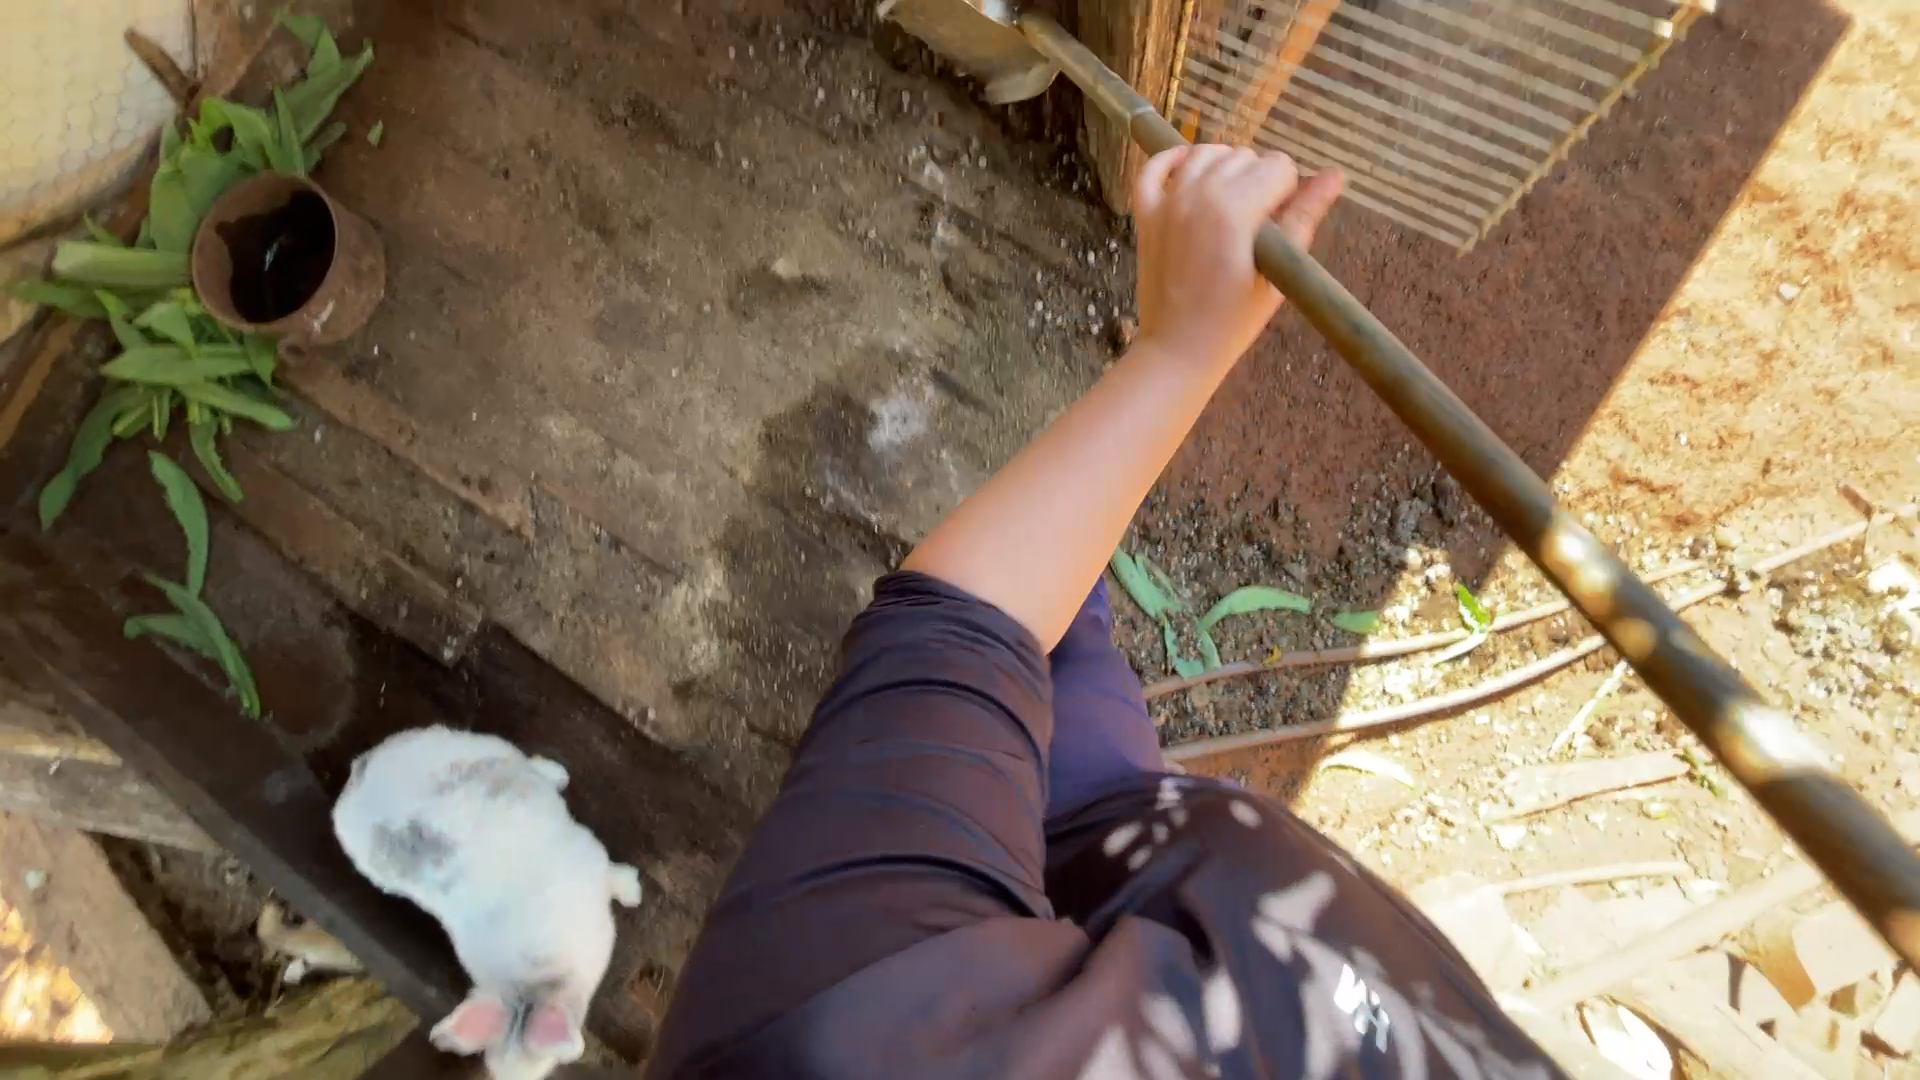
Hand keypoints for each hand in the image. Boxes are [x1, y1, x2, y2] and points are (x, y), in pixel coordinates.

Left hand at [1132, 145, 1343, 368]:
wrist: (1176, 350)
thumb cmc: (1231, 321)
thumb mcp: (1277, 274)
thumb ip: (1302, 219)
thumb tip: (1334, 176)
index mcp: (1233, 210)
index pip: (1278, 166)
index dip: (1288, 192)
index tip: (1279, 224)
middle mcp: (1196, 197)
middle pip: (1244, 156)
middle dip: (1258, 181)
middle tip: (1255, 225)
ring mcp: (1166, 205)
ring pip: (1205, 154)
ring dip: (1223, 168)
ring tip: (1230, 204)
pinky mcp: (1145, 217)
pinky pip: (1152, 168)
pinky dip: (1169, 161)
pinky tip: (1188, 170)